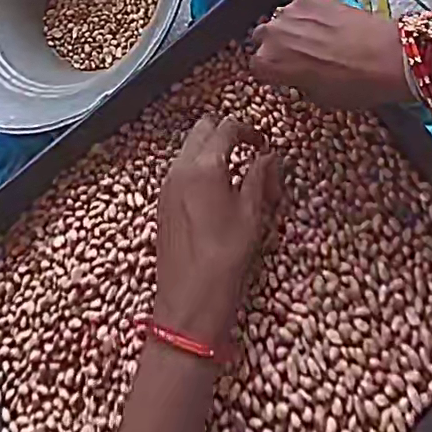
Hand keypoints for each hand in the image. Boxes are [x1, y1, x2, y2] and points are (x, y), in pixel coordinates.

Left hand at [153, 116, 281, 342]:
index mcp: (204, 166)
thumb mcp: (251, 214)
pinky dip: (198, 167)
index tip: (262, 144)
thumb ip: (260, 176)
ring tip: (234, 173)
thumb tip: (269, 156)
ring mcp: (167, 183)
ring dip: (211, 149)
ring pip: (189, 147)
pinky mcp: (162, 200)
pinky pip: (181, 168)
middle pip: (203, 129)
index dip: (248, 131)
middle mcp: (180, 167)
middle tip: (247, 151)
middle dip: (226, 133)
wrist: (188, 301)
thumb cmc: (225, 258)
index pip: (226, 129)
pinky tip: (214, 191)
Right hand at [248, 0, 409, 109]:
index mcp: (268, 63)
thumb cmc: (353, 85)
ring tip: (317, 36)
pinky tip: (329, 22)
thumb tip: (298, 74)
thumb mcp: (318, 97)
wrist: (385, 56)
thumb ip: (297, 82)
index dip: (271, 70)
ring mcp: (289, 11)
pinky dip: (309, 13)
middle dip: (278, 45)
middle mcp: (271, 33)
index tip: (283, 72)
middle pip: (264, 37)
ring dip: (292, 27)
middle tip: (300, 54)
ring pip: (281, 18)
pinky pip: (300, 5)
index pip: (256, 65)